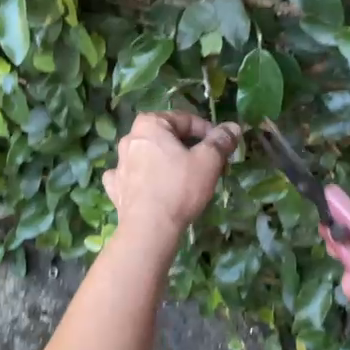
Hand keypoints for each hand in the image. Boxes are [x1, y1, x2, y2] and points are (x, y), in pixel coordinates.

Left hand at [101, 111, 240, 242]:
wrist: (148, 229)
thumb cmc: (178, 188)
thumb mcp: (207, 162)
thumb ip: (220, 141)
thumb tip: (233, 127)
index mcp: (150, 124)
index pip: (185, 120)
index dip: (208, 131)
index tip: (221, 147)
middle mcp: (131, 138)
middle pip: (166, 136)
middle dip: (188, 147)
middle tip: (207, 164)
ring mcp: (120, 163)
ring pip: (149, 155)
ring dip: (165, 161)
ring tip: (184, 178)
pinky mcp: (116, 186)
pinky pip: (132, 175)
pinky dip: (143, 178)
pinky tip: (151, 187)